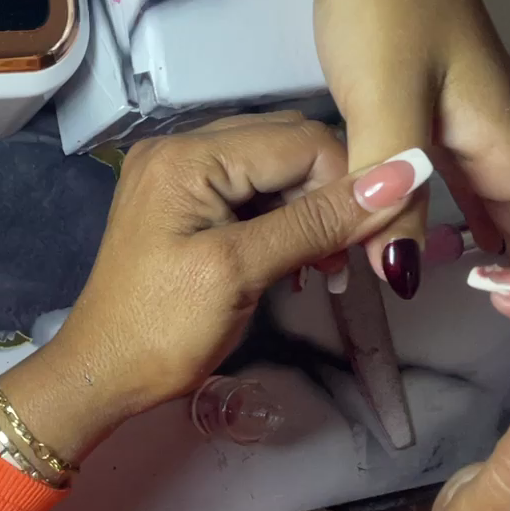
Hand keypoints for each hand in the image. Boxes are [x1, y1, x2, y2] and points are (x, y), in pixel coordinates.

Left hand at [0, 112, 423, 460]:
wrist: (104, 372)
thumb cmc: (162, 329)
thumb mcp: (241, 271)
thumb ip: (318, 221)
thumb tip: (405, 174)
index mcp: (186, 157)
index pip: (299, 139)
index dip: (349, 181)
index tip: (370, 239)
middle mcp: (177, 149)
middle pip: (285, 147)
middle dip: (327, 196)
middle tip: (341, 259)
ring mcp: (174, 174)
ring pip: (270, 171)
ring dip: (306, 212)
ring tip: (318, 267)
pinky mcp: (177, 202)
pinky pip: (245, 192)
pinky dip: (277, 221)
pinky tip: (290, 259)